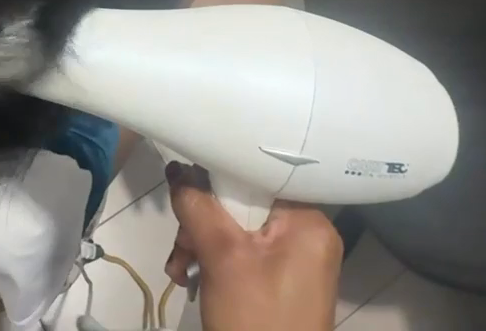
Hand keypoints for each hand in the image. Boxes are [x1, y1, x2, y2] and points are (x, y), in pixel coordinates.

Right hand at [163, 165, 341, 330]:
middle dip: (203, 219)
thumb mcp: (222, 257)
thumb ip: (197, 205)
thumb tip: (177, 170)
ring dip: (199, 242)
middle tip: (182, 242)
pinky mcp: (276, 282)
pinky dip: (212, 260)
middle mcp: (306, 235)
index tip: (188, 176)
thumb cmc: (256, 320)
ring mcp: (291, 261)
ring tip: (181, 267)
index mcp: (308, 221)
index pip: (260, 172)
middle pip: (242, 202)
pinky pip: (240, 253)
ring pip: (235, 228)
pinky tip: (189, 275)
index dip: (221, 171)